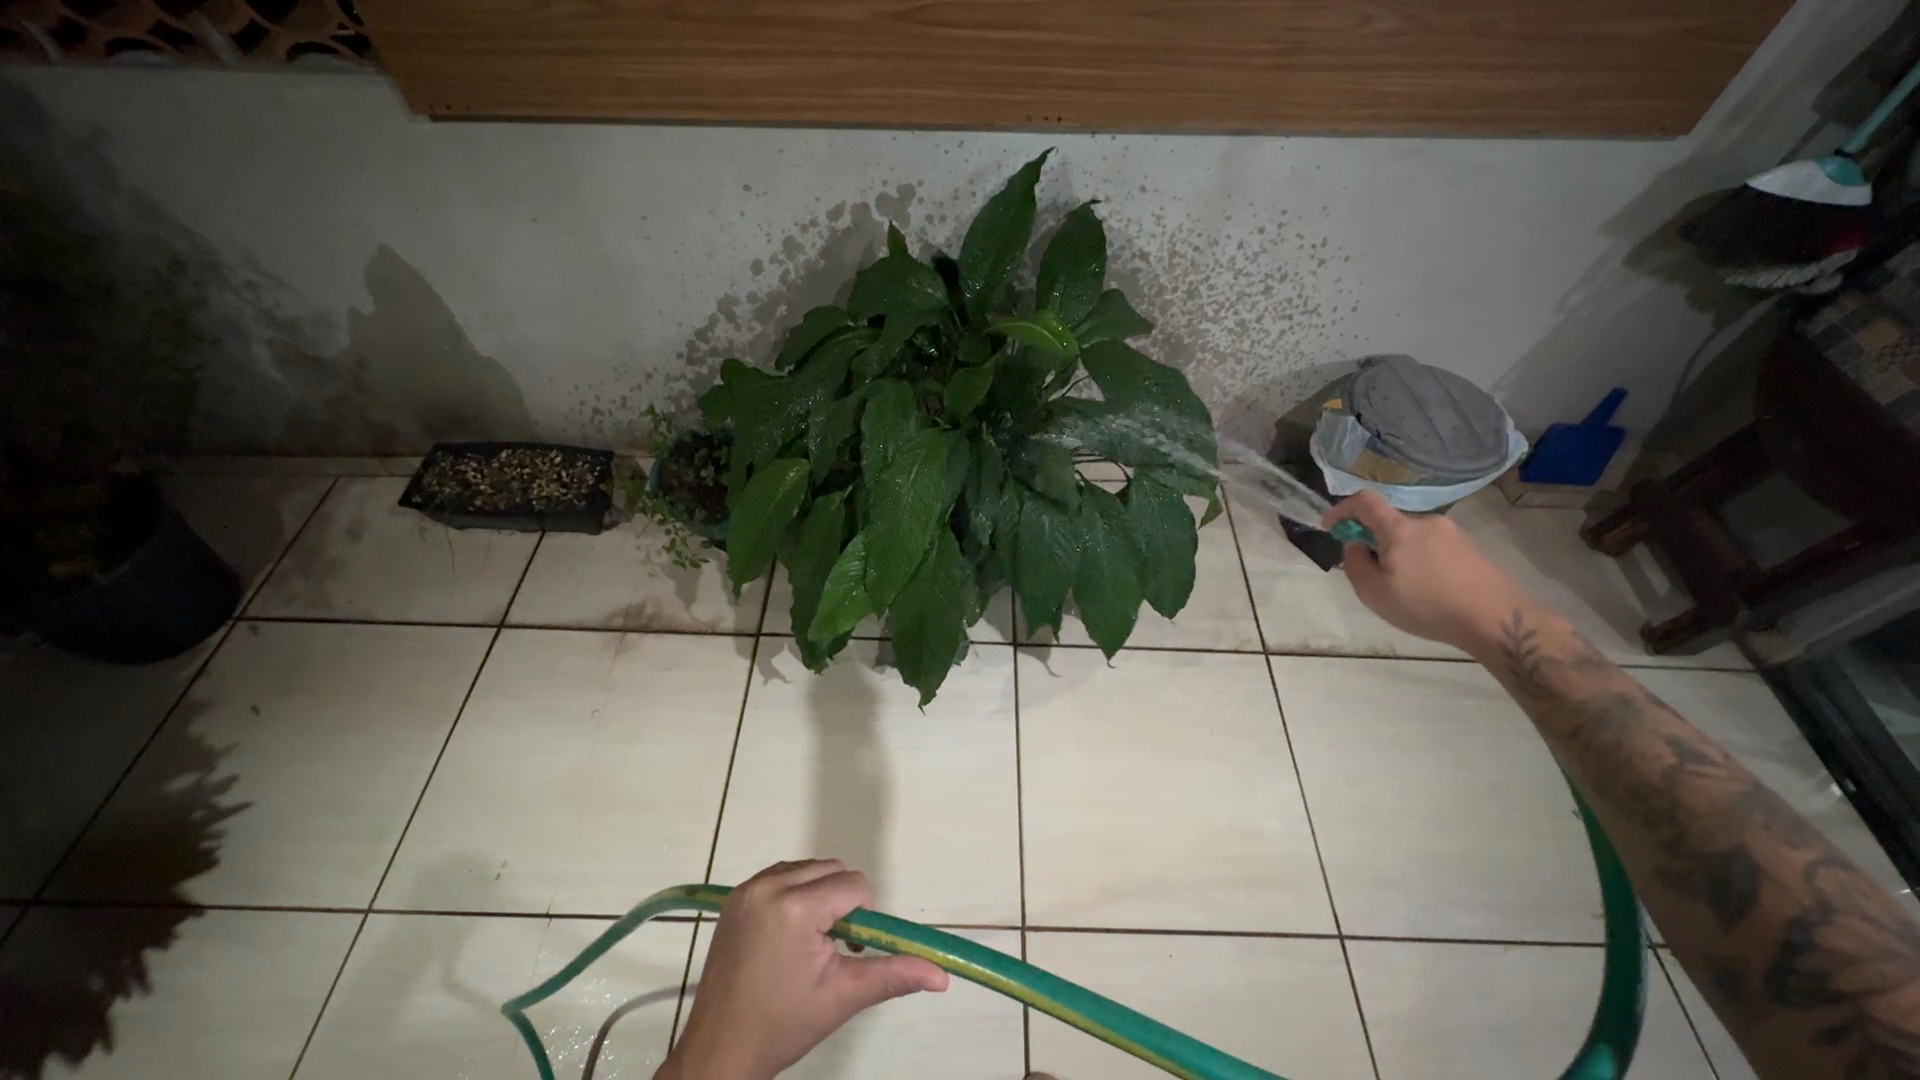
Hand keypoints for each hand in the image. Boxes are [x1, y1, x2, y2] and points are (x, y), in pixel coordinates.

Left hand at [659, 860, 948, 1079]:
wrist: (720, 1051)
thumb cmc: (783, 1024)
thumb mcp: (843, 997)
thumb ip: (894, 975)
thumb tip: (942, 975)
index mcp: (796, 907)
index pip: (853, 885)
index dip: (862, 917)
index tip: (849, 951)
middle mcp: (769, 886)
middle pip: (831, 870)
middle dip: (842, 903)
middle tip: (833, 950)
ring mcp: (747, 889)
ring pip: (808, 869)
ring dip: (819, 895)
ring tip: (810, 944)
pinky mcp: (734, 898)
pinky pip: (780, 876)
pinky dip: (794, 894)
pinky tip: (789, 935)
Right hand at [1321, 491, 1541, 651]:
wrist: (1495, 618)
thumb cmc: (1426, 605)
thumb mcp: (1374, 592)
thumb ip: (1355, 563)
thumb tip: (1356, 545)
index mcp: (1399, 528)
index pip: (1365, 501)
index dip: (1342, 509)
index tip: (1331, 527)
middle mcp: (1427, 522)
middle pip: (1390, 523)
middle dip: (1374, 541)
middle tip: (1371, 573)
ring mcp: (1453, 534)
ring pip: (1413, 538)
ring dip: (1399, 554)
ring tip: (1402, 589)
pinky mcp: (1471, 550)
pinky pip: (1433, 548)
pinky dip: (1421, 563)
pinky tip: (1428, 591)